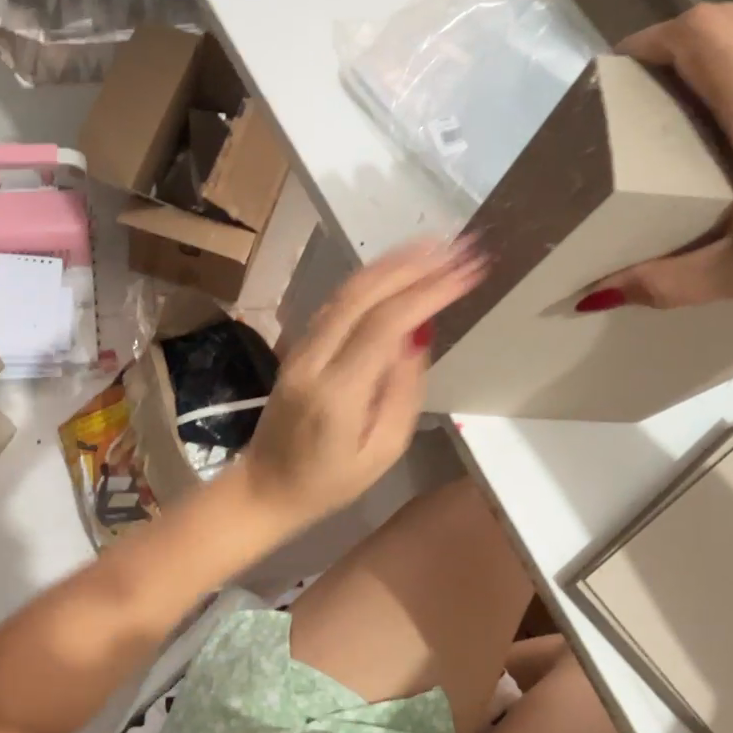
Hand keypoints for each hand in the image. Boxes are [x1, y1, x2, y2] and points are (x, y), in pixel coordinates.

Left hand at [237, 239, 485, 524]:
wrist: (264, 488)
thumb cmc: (328, 483)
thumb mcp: (381, 451)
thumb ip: (402, 392)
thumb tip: (416, 337)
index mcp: (337, 392)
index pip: (385, 324)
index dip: (428, 291)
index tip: (469, 270)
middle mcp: (313, 361)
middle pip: (362, 295)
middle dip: (413, 265)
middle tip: (459, 245)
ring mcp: (299, 352)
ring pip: (344, 294)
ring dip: (390, 265)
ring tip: (435, 246)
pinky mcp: (296, 351)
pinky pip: (334, 306)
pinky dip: (368, 281)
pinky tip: (394, 271)